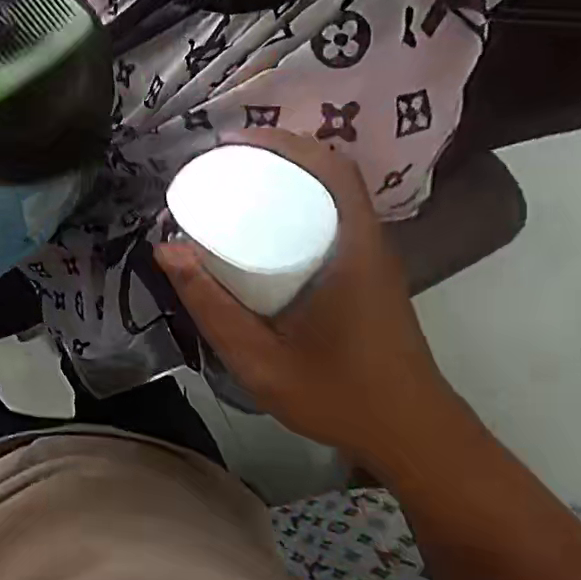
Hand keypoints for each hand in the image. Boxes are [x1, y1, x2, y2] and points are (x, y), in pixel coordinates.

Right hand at [155, 128, 461, 463]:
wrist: (413, 436)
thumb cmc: (339, 395)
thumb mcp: (261, 359)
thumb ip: (212, 306)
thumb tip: (166, 248)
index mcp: (351, 250)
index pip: (330, 170)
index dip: (283, 143)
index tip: (232, 143)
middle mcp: (368, 242)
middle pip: (329, 172)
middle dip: (277, 152)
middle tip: (222, 161)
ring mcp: (373, 257)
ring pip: (334, 192)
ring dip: (290, 175)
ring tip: (236, 182)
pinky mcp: (370, 273)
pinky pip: (334, 215)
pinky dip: (300, 201)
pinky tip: (265, 223)